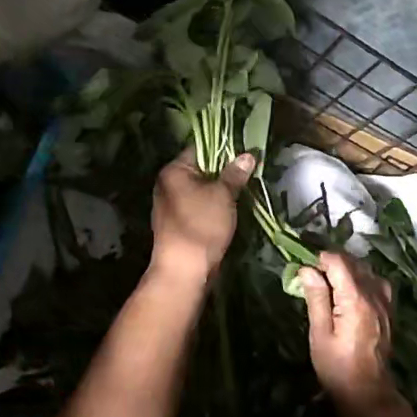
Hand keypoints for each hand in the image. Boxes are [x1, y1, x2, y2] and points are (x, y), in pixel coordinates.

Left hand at [149, 147, 254, 285]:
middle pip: (200, 168)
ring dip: (220, 188)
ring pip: (200, 188)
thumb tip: (248, 154)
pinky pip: (198, 204)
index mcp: (173, 171)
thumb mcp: (223, 196)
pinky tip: (231, 207)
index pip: (199, 148)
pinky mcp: (178, 221)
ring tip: (244, 187)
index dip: (223, 147)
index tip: (245, 151)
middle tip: (249, 170)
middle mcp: (167, 183)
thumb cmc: (201, 225)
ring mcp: (171, 203)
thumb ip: (234, 174)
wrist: (184, 269)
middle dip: (224, 170)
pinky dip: (213, 203)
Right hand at [299, 253, 396, 416]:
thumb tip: (307, 269)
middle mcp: (374, 296)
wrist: (368, 394)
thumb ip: (316, 298)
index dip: (319, 258)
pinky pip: (377, 283)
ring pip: (366, 270)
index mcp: (356, 300)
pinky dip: (361, 278)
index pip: (338, 262)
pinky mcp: (388, 312)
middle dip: (331, 261)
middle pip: (353, 262)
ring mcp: (385, 304)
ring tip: (328, 279)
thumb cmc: (337, 366)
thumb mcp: (319, 333)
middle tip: (311, 273)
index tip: (303, 267)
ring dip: (346, 268)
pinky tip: (350, 289)